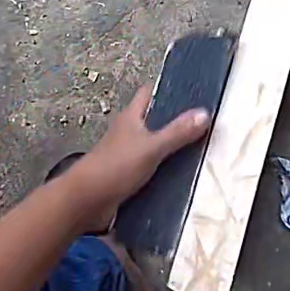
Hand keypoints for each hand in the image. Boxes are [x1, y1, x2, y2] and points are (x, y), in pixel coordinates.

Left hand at [56, 85, 208, 229]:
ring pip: (156, 142)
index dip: (168, 87)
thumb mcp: (151, 147)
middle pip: (156, 118)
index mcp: (131, 117)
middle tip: (203, 118)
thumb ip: (178, 132)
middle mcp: (129, 132)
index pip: (149, 92)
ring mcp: (128, 153)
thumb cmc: (113, 168)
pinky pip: (154, 165)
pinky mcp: (130, 174)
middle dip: (176, 118)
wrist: (85, 203)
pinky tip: (184, 170)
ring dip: (173, 144)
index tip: (191, 88)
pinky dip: (168, 166)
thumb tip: (204, 113)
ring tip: (201, 143)